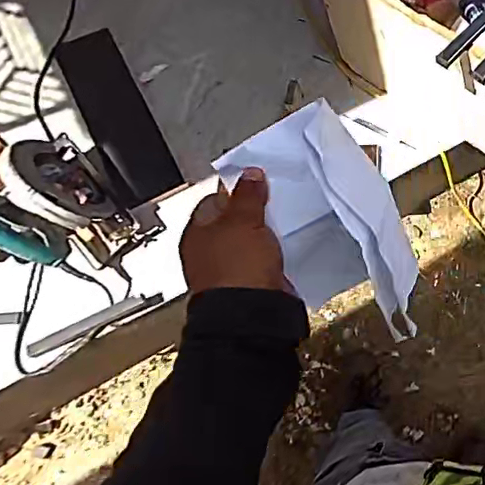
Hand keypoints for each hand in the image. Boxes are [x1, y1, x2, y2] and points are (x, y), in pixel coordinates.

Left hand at [180, 168, 289, 294]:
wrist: (252, 311)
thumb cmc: (236, 267)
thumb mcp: (244, 221)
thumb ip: (248, 195)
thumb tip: (250, 173)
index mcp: (197, 232)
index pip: (215, 199)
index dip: (237, 187)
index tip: (259, 180)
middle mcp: (211, 249)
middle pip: (235, 219)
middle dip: (255, 209)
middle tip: (276, 197)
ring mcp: (232, 266)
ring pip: (252, 238)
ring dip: (267, 230)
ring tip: (286, 218)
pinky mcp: (253, 279)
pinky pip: (265, 255)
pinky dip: (275, 248)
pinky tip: (287, 243)